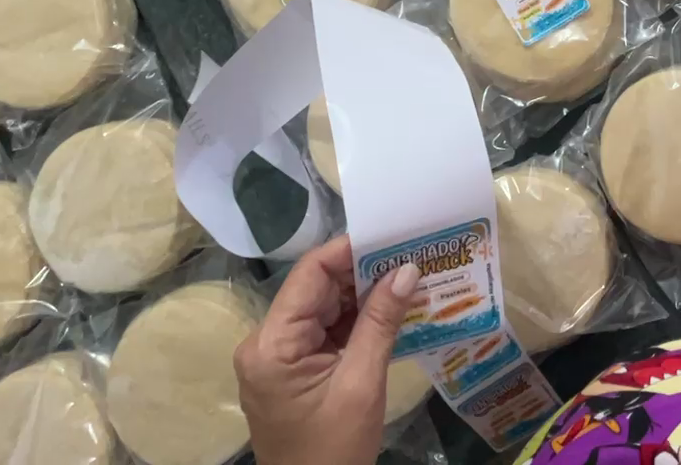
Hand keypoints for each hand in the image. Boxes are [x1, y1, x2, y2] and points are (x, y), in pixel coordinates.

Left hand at [235, 236, 420, 464]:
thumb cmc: (333, 451)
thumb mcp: (362, 383)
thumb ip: (381, 321)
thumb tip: (408, 268)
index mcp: (272, 343)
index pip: (310, 274)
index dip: (351, 250)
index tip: (393, 237)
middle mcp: (268, 342)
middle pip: (319, 287)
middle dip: (365, 271)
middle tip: (411, 254)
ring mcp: (281, 356)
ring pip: (328, 306)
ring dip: (366, 294)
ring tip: (410, 276)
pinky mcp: (297, 369)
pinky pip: (330, 329)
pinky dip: (361, 319)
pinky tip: (395, 308)